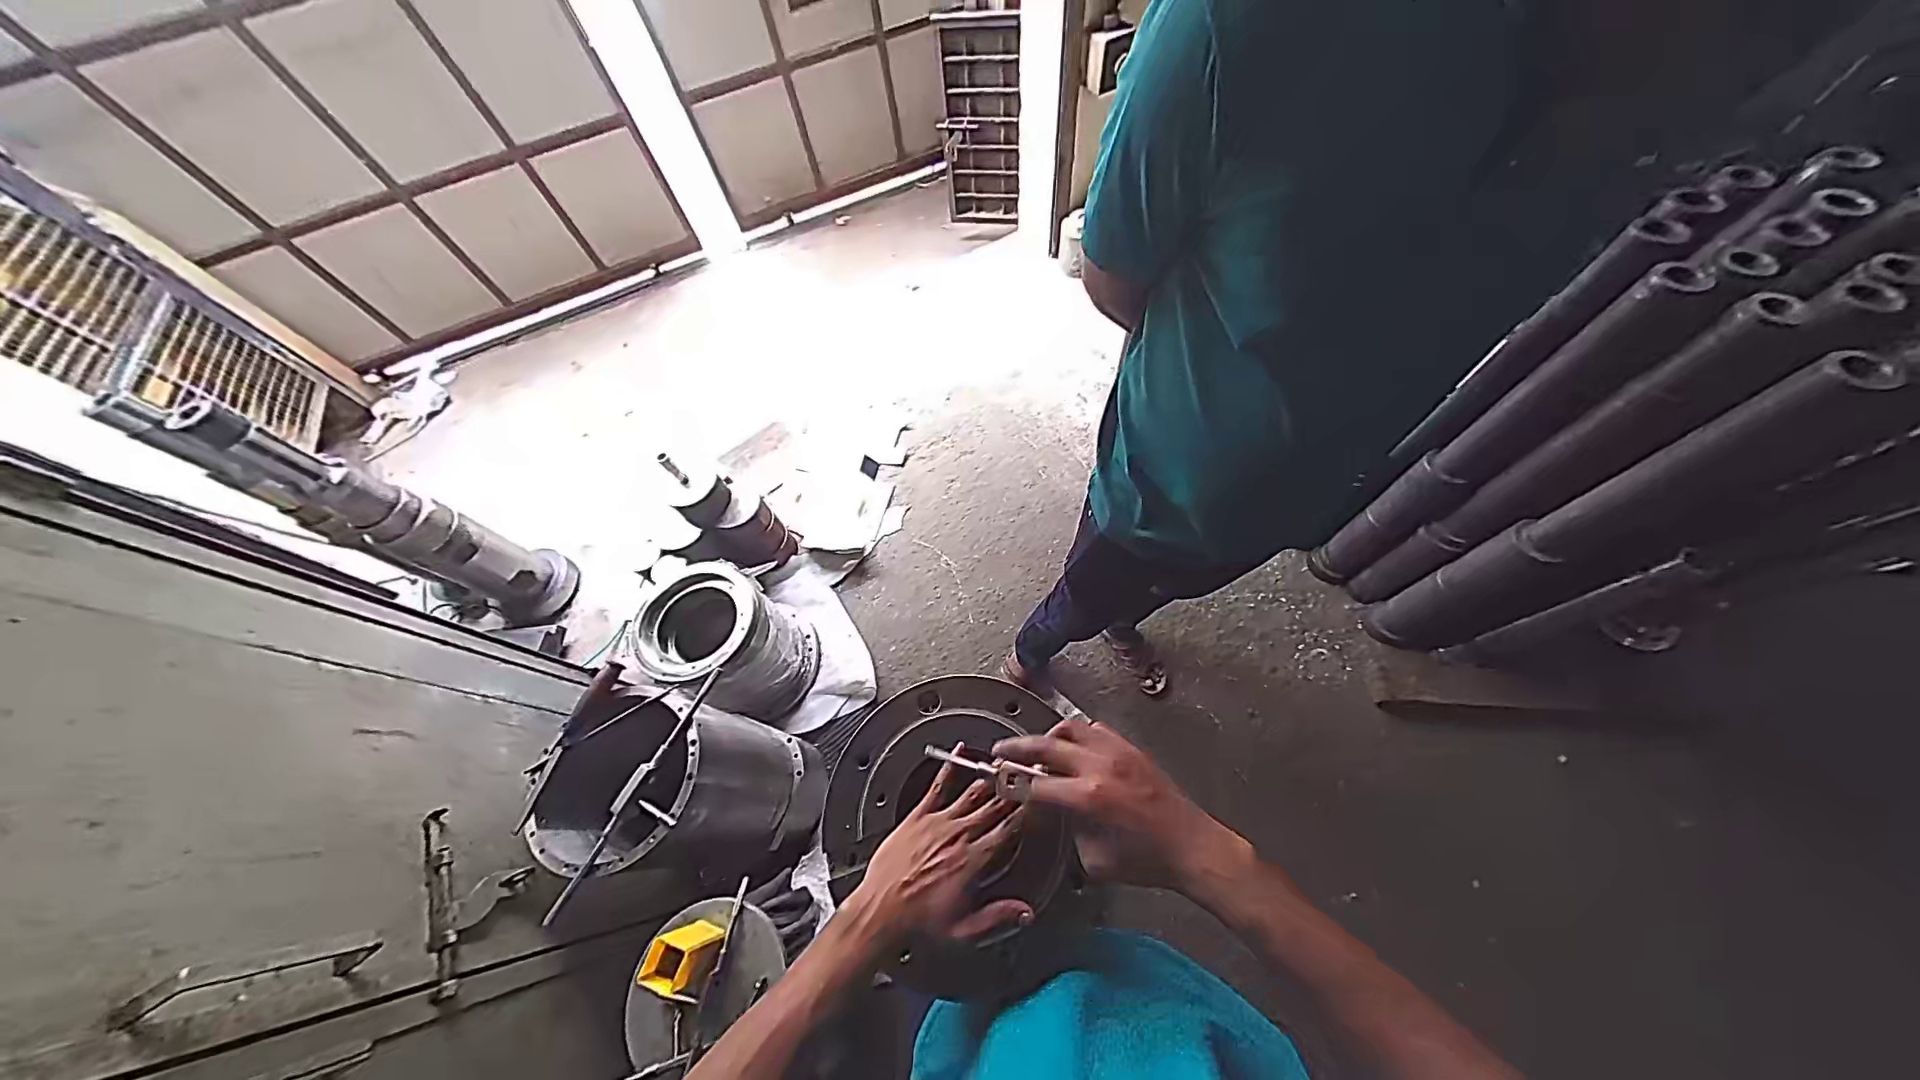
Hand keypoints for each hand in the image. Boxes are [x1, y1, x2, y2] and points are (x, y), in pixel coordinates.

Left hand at [843, 750, 1032, 943]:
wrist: (880, 911)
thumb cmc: (917, 920)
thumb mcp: (963, 930)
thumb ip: (997, 917)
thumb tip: (1025, 912)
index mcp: (972, 861)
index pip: (1008, 829)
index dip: (1026, 811)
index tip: (1039, 798)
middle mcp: (958, 836)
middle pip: (994, 806)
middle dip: (1015, 788)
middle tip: (1030, 771)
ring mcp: (938, 823)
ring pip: (972, 793)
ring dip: (991, 777)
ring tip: (1006, 762)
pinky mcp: (918, 816)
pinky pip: (938, 785)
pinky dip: (950, 766)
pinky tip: (960, 751)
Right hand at [995, 720, 1247, 891]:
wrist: (1191, 847)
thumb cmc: (1148, 859)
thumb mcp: (1094, 858)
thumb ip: (1068, 830)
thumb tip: (1053, 813)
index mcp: (1089, 797)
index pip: (1036, 782)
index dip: (1011, 782)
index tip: (999, 780)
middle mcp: (1101, 768)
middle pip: (1045, 744)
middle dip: (1017, 747)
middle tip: (1002, 750)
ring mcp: (1117, 753)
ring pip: (1070, 727)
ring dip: (1047, 735)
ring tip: (1036, 745)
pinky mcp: (1130, 749)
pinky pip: (1096, 729)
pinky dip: (1078, 733)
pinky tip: (1073, 745)